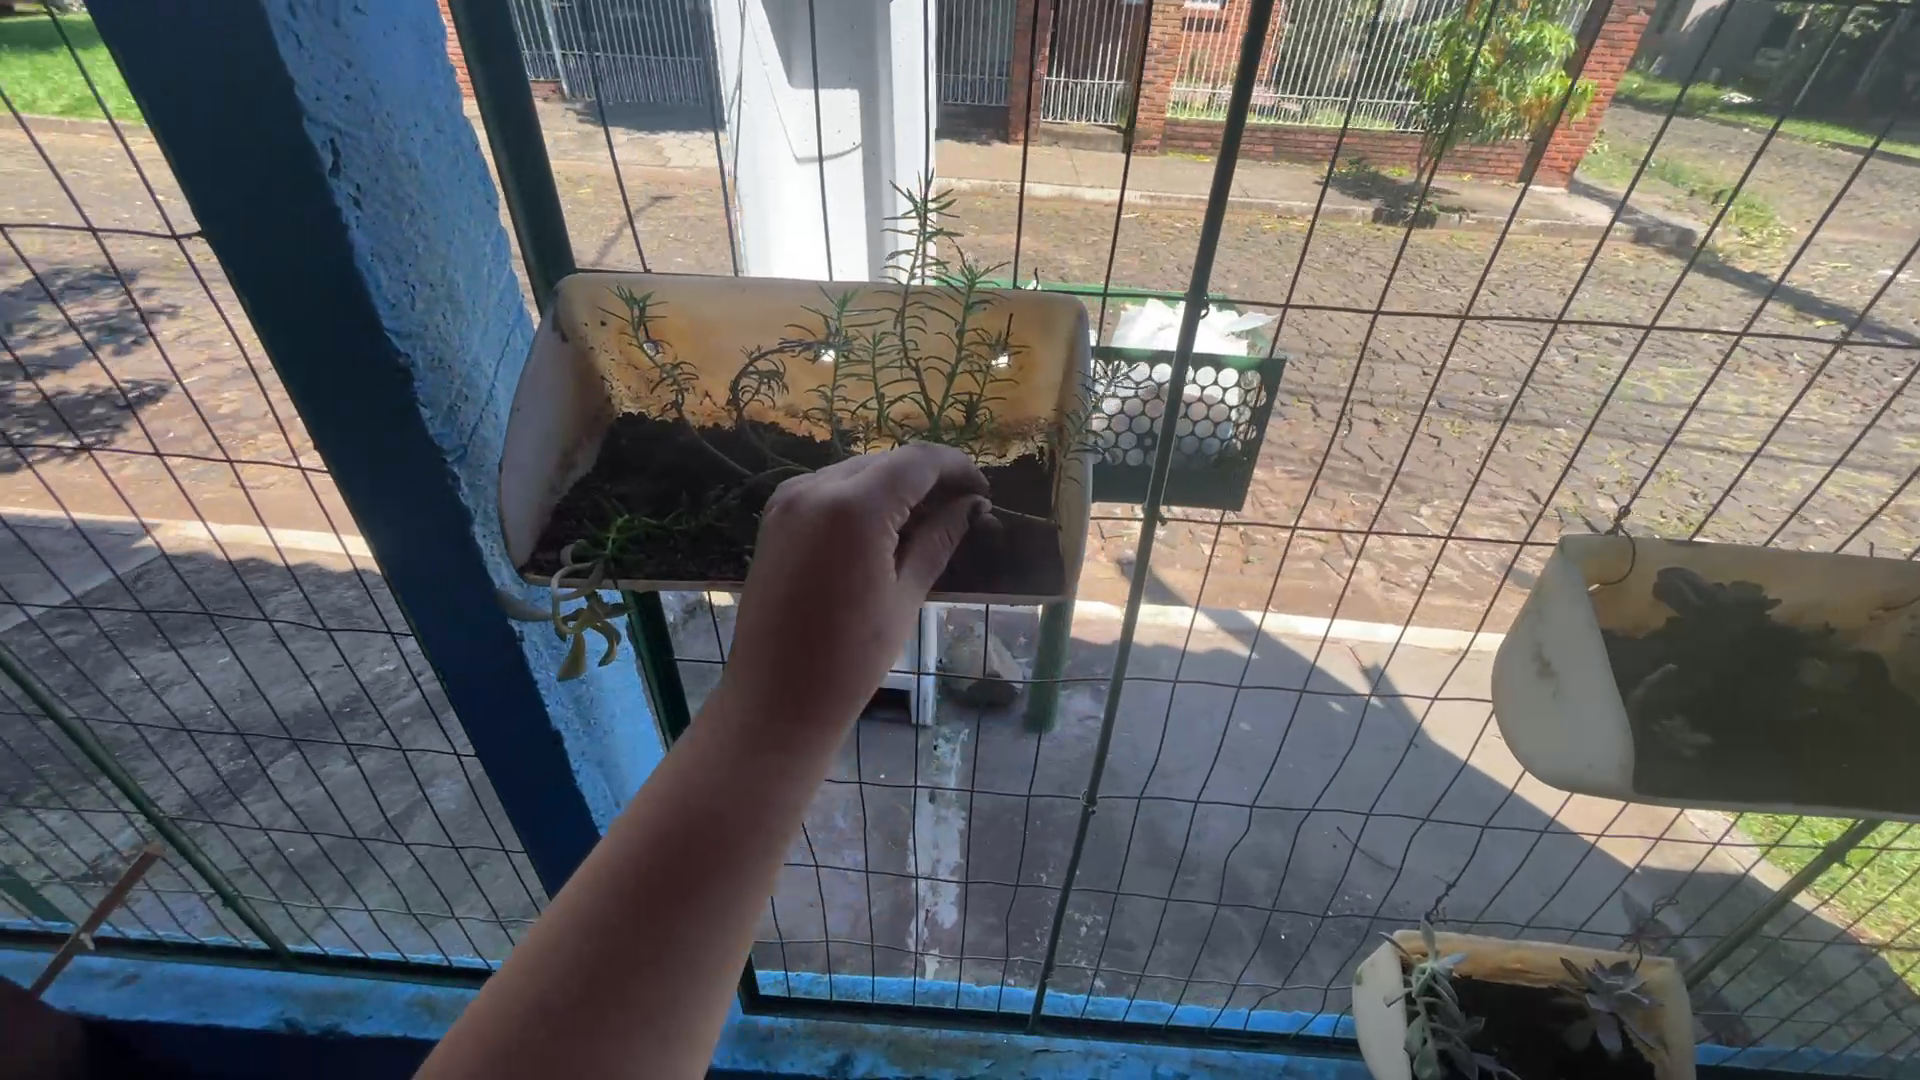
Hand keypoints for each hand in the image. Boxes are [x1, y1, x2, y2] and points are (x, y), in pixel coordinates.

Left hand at [721, 444, 989, 728]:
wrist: (776, 696)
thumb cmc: (850, 658)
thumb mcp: (905, 596)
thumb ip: (939, 539)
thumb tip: (972, 505)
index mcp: (854, 508)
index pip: (919, 461)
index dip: (958, 468)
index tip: (983, 491)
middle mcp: (815, 489)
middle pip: (887, 461)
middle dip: (928, 478)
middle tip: (961, 511)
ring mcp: (788, 500)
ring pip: (858, 471)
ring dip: (895, 487)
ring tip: (926, 524)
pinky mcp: (776, 517)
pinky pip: (830, 489)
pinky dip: (863, 498)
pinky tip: (884, 530)